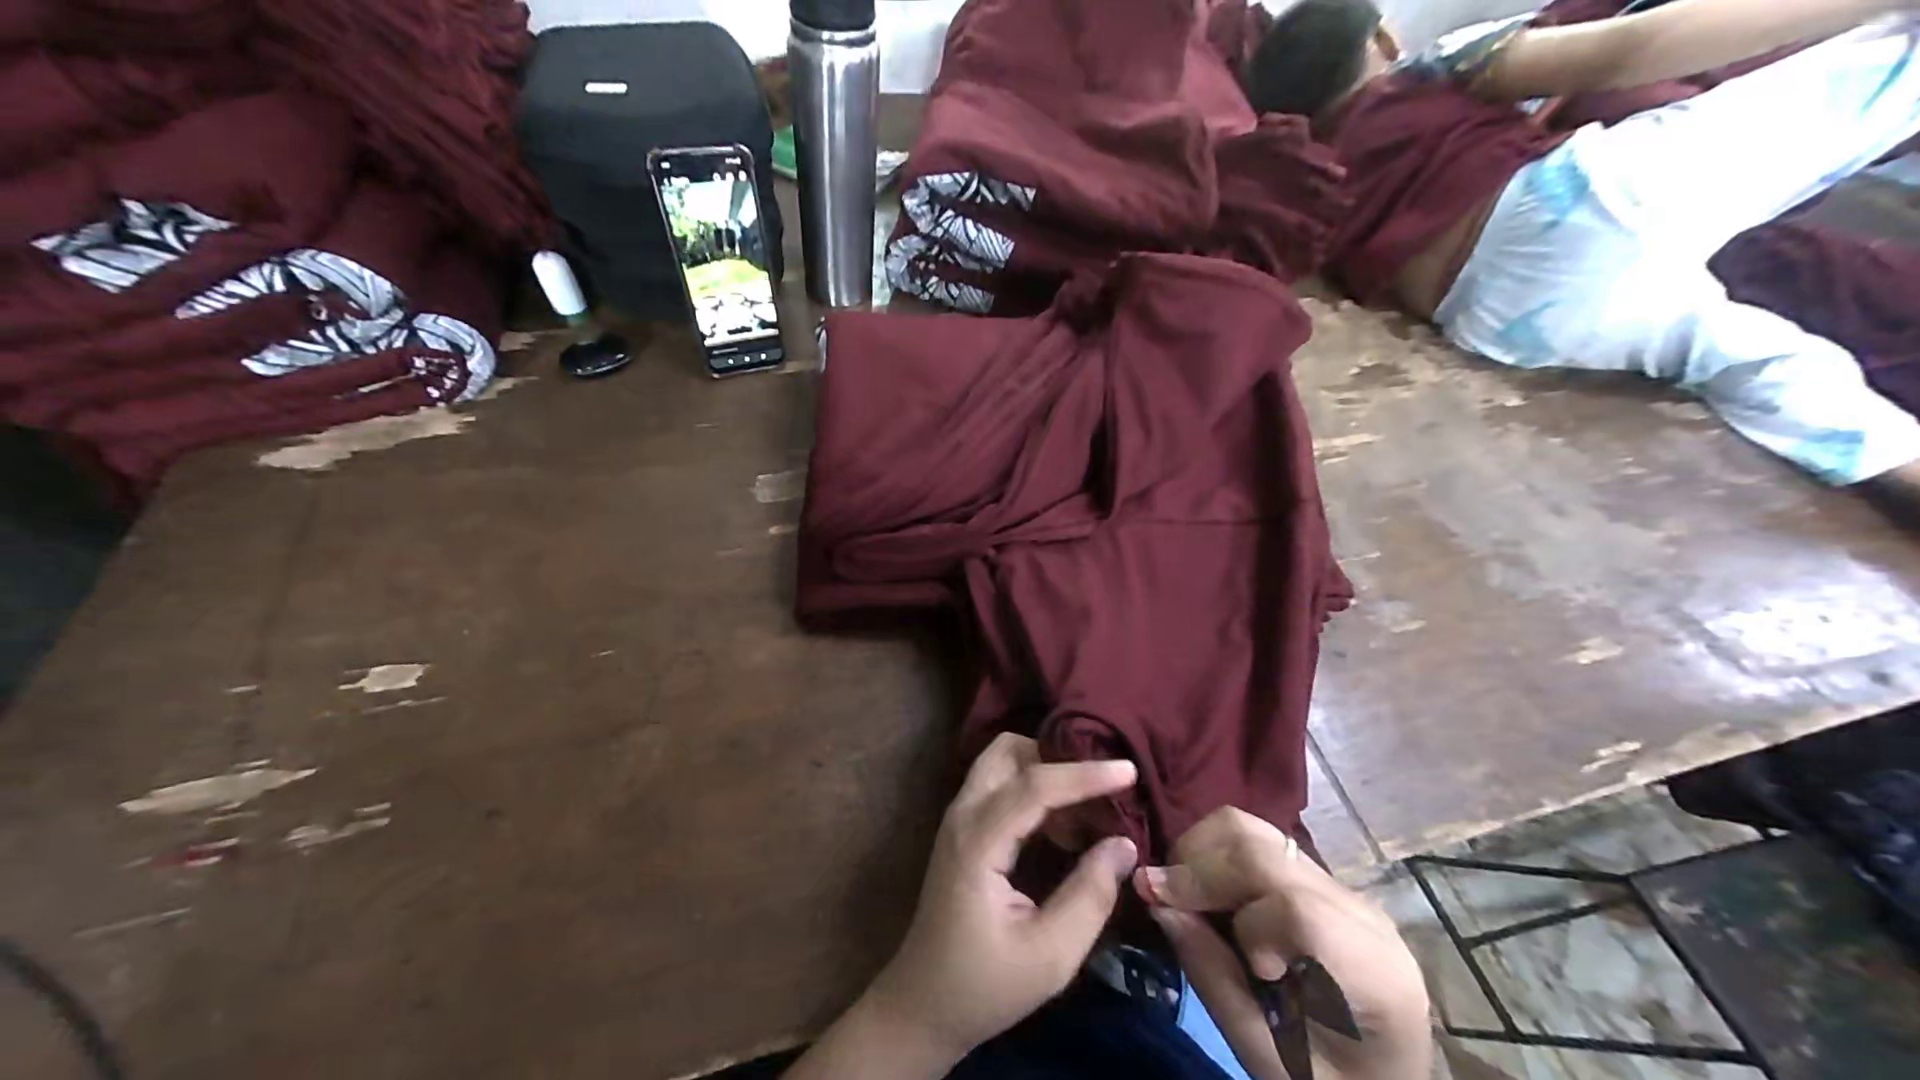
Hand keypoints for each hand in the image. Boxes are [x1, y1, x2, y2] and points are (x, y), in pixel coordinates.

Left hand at [784, 733, 1140, 1079]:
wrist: (923, 1004)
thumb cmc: (985, 987)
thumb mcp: (1050, 956)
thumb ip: (1090, 895)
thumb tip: (1124, 843)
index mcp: (977, 842)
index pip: (1033, 785)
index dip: (1084, 774)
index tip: (1130, 771)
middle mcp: (962, 815)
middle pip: (1009, 752)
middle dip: (1058, 758)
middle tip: (1103, 788)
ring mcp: (958, 818)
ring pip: (1003, 761)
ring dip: (1045, 770)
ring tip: (1087, 809)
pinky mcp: (964, 829)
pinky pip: (1000, 784)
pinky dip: (1034, 786)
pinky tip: (1062, 823)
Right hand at [1136, 808, 1431, 1079]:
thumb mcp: (1271, 1059)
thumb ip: (1216, 980)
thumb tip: (1157, 904)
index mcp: (1372, 972)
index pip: (1299, 910)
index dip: (1243, 921)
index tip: (1210, 947)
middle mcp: (1360, 911)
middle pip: (1264, 849)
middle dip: (1198, 868)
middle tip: (1160, 898)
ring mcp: (1338, 886)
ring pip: (1252, 829)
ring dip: (1201, 850)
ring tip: (1183, 892)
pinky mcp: (1315, 877)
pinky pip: (1256, 841)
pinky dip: (1214, 853)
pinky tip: (1206, 892)